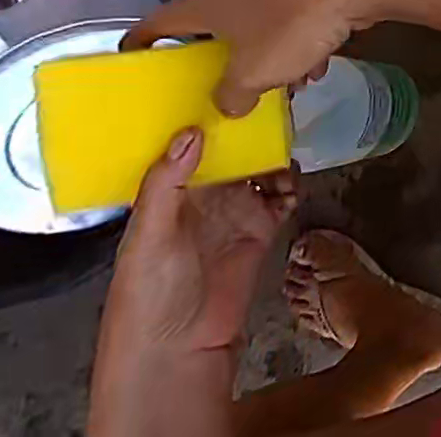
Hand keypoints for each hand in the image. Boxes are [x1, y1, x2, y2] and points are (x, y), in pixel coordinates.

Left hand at [99, 128, 297, 354]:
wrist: (179, 350)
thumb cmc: (149, 293)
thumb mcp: (148, 235)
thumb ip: (166, 183)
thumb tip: (192, 131)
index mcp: (176, 189)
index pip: (198, 142)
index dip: (216, 117)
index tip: (236, 90)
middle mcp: (209, 193)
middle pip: (238, 150)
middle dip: (256, 131)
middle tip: (277, 110)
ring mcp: (238, 210)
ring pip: (264, 168)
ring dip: (277, 157)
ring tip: (286, 150)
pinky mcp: (262, 228)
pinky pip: (283, 197)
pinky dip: (292, 186)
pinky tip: (291, 186)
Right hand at [123, 0, 364, 115]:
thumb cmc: (291, 27)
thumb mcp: (252, 74)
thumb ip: (231, 96)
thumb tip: (229, 104)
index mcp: (206, 3)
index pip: (158, 22)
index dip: (141, 43)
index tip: (132, 60)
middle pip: (211, 29)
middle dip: (219, 62)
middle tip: (219, 89)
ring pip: (256, 30)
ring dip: (267, 60)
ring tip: (282, 90)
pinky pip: (288, 23)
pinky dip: (296, 47)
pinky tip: (316, 69)